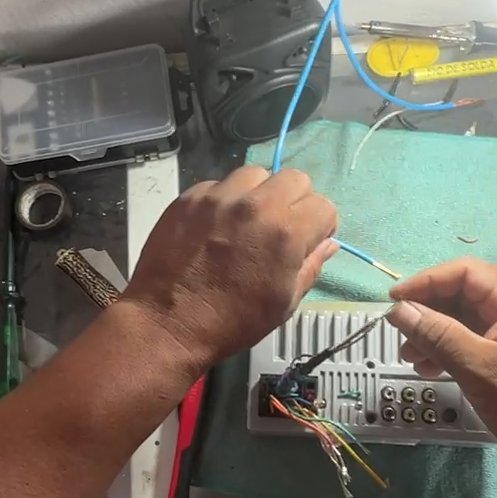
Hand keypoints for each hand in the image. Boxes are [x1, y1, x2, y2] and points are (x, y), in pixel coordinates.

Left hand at [122, 166, 338, 370]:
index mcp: (286, 232)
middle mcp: (255, 205)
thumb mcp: (284, 303)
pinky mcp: (189, 197)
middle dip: (295, 201)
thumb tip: (328, 244)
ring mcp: (219, 197)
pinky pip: (219, 184)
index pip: (324, 206)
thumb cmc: (232, 322)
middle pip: (294, 178)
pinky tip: (216, 226)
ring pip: (255, 174)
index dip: (321, 225)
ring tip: (247, 221)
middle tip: (280, 226)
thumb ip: (310, 266)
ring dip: (259, 193)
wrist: (168, 323)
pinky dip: (225, 200)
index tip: (308, 240)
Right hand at [386, 257, 496, 481]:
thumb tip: (399, 309)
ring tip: (411, 357)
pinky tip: (431, 369)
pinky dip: (450, 352)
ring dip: (435, 334)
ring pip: (466, 321)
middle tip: (399, 335)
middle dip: (428, 311)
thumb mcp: (480, 368)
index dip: (426, 282)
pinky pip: (475, 344)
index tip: (394, 302)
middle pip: (464, 295)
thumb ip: (438, 335)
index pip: (465, 273)